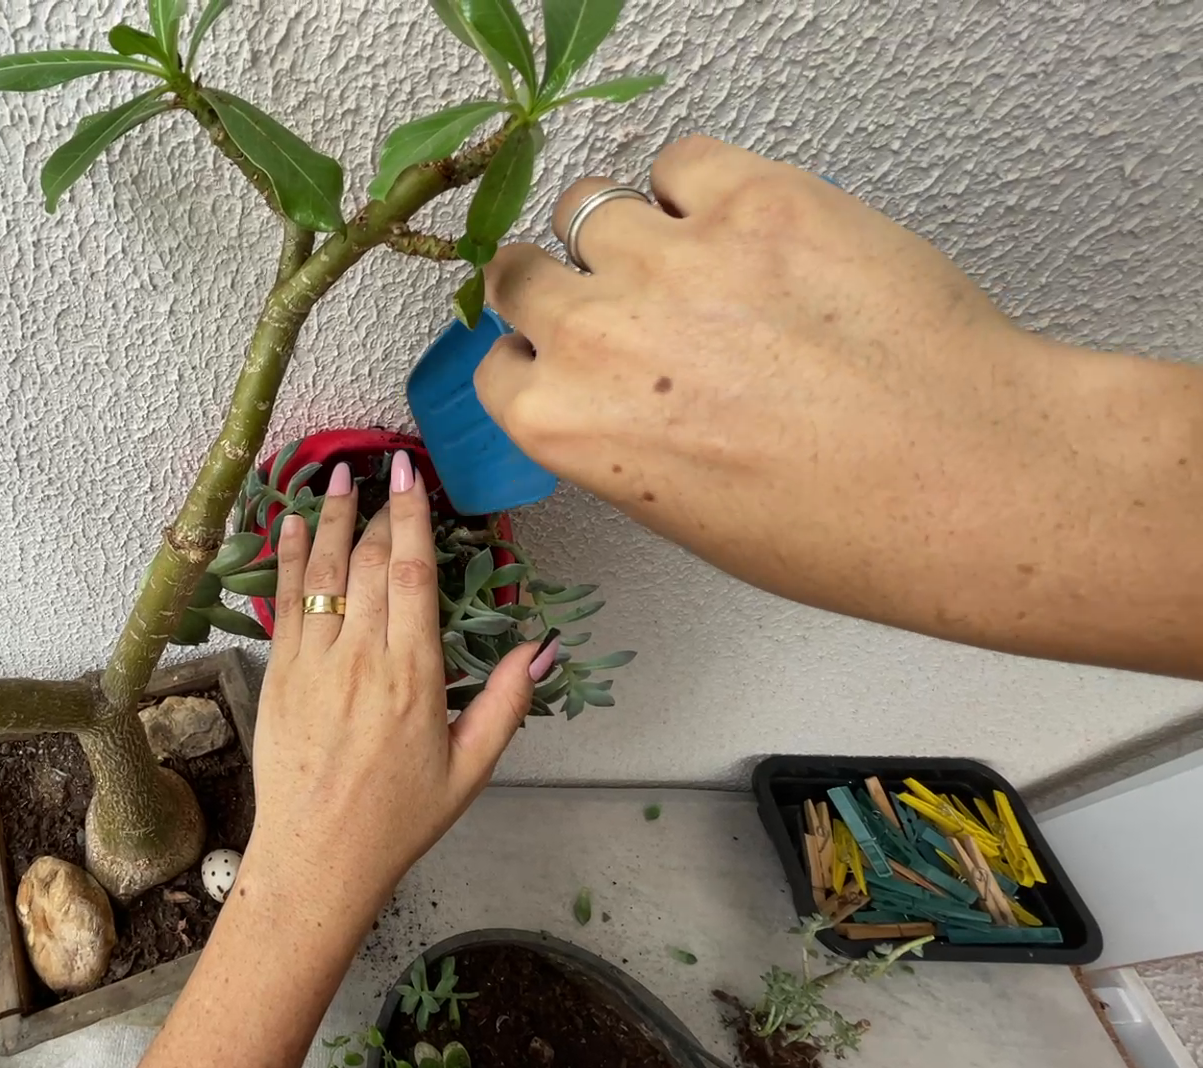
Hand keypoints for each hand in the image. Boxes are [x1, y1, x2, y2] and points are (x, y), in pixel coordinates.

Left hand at [240, 451, 548, 914]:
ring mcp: (314, 661)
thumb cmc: (398, 817)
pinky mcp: (279, 671)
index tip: (413, 474)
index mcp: (414, 675)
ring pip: (325, 572)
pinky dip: (288, 558)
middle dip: (383, 511)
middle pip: (373, 563)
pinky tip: (293, 524)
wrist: (318, 855)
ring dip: (333, 518)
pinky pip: (285, 602)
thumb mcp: (469, 769)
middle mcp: (362, 657)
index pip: (416, 575)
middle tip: (387, 470)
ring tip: (339, 475)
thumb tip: (539, 647)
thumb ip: (505, 704)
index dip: (415, 517)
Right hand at [474, 136, 1202, 675]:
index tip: (554, 349)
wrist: (956, 479)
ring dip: (614, 230)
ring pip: (586, 206)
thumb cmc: (813, 522)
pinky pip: (679, 160)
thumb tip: (602, 382)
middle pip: (516, 274)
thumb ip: (601, 430)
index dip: (529, 355)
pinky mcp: (752, 201)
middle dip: (548, 285)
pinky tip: (723, 219)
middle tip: (599, 294)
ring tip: (669, 253)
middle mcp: (588, 336)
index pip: (496, 362)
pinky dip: (691, 183)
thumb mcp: (658, 501)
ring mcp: (663, 262)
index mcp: (554, 421)